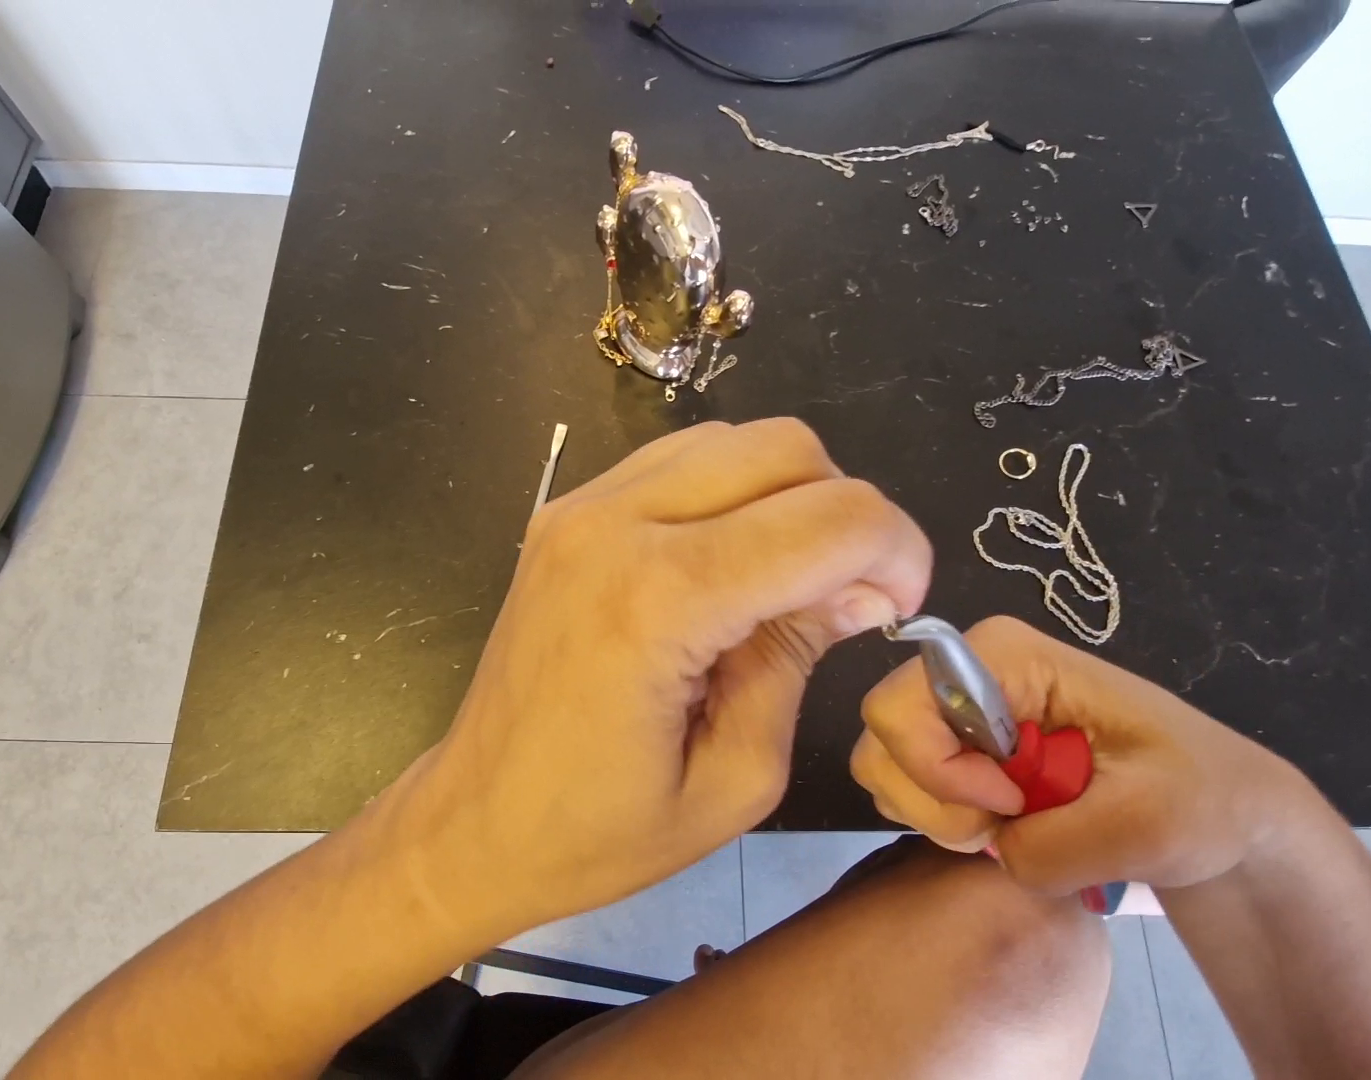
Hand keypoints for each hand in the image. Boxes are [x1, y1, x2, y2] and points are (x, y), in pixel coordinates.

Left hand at [389, 419, 931, 931]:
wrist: (473, 819)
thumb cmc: (598, 831)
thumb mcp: (734, 777)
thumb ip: (798, 661)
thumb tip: (857, 587)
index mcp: (660, 600)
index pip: (830, 519)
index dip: (897, 551)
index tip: (896, 608)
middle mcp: (616, 524)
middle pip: (786, 448)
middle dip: (848, 512)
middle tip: (850, 593)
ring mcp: (582, 505)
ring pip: (734, 439)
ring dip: (790, 494)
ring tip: (789, 577)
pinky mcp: (566, 510)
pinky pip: (679, 460)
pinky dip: (732, 491)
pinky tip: (729, 559)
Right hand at [854, 616, 1315, 893]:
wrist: (1214, 810)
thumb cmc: (1199, 795)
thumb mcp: (1150, 822)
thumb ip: (1057, 842)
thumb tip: (992, 851)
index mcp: (1002, 655)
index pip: (900, 707)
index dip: (938, 770)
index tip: (1011, 803)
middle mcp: (960, 669)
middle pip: (883, 738)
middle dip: (932, 801)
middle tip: (1006, 827)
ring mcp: (950, 707)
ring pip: (883, 764)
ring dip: (933, 815)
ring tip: (1007, 828)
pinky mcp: (950, 742)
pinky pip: (901, 784)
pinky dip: (934, 819)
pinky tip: (993, 824)